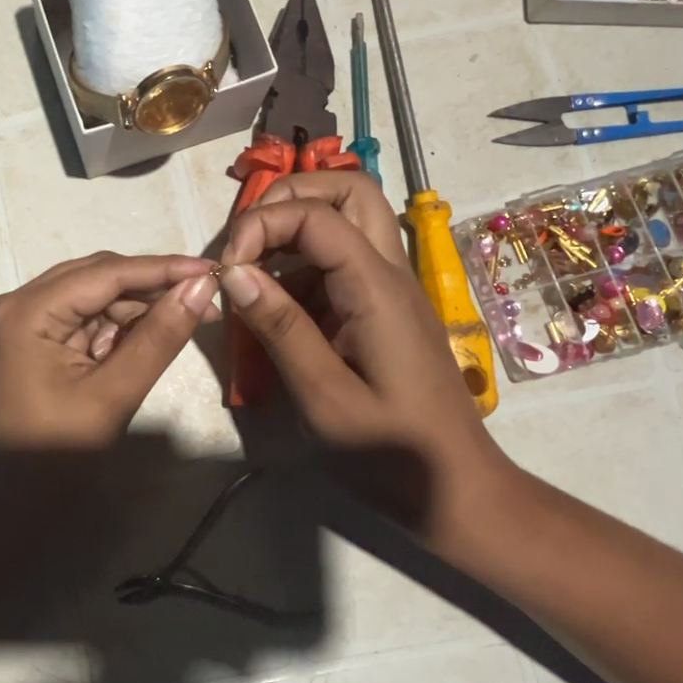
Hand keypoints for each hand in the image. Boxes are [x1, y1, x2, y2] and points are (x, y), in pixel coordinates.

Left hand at [0, 252, 218, 529]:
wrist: (7, 510)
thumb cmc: (56, 458)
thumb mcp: (112, 395)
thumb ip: (158, 337)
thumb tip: (201, 286)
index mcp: (26, 311)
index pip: (104, 273)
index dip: (162, 268)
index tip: (215, 268)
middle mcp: (16, 304)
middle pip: (94, 277)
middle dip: (148, 288)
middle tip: (203, 301)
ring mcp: (18, 323)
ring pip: (88, 297)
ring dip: (130, 310)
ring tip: (176, 328)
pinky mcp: (27, 343)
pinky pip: (77, 320)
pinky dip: (110, 329)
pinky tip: (137, 348)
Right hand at [217, 173, 509, 535]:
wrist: (455, 491)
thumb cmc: (389, 453)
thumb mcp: (323, 397)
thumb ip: (279, 328)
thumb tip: (232, 272)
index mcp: (376, 290)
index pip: (316, 215)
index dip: (261, 225)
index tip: (226, 272)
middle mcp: (389, 274)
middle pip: (349, 191)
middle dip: (289, 198)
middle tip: (246, 239)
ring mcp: (389, 291)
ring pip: (347, 220)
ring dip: (293, 229)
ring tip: (249, 273)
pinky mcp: (380, 311)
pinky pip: (340, 263)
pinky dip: (300, 266)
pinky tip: (272, 308)